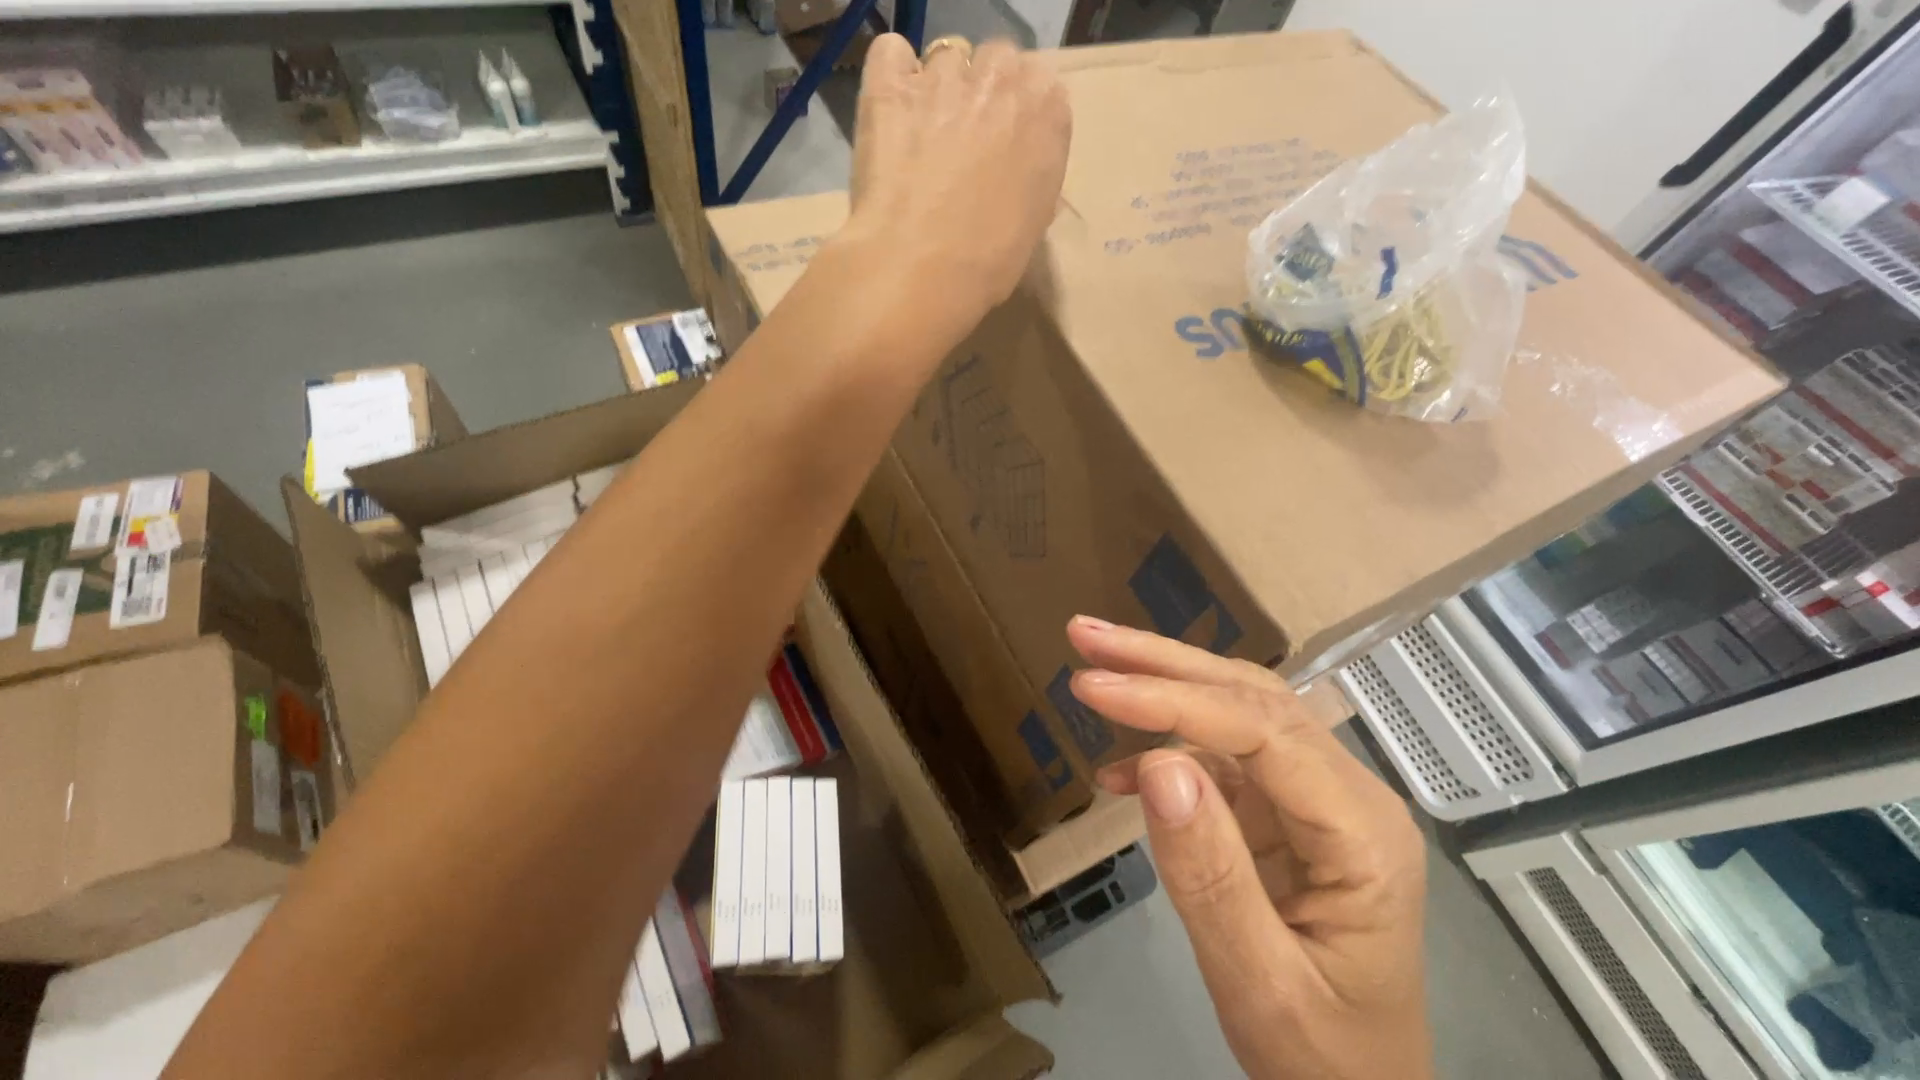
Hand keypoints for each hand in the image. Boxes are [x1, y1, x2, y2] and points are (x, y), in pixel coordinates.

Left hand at [844, 35, 1069, 324]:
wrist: (924, 268)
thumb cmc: (990, 261)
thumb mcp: (1034, 224)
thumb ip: (1032, 179)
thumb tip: (1021, 177)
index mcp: (1048, 111)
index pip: (1038, 83)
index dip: (1016, 112)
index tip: (1002, 143)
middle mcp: (1001, 79)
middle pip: (994, 60)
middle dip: (980, 91)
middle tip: (962, 139)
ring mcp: (943, 78)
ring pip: (943, 58)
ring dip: (936, 88)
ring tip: (921, 135)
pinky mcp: (889, 85)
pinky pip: (890, 54)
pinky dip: (890, 72)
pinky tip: (889, 109)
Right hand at [1066, 617, 1433, 1079]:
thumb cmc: (1322, 1054)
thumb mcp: (1260, 983)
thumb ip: (1211, 876)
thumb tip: (1156, 764)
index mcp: (1360, 831)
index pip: (1261, 732)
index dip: (1174, 700)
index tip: (1094, 685)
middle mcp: (1347, 797)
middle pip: (1254, 701)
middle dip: (1165, 665)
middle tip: (1085, 635)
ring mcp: (1317, 804)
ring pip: (1238, 716)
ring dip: (1164, 687)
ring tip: (1092, 666)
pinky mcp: (1286, 820)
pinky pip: (1225, 765)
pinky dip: (1166, 753)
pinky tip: (1114, 770)